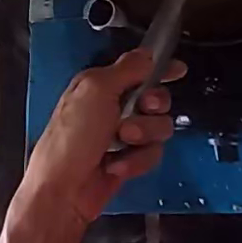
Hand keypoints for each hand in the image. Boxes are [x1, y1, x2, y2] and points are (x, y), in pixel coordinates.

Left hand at [16, 50, 183, 239]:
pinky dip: (136, 160)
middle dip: (153, 106)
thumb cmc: (73, 136)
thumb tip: (148, 52)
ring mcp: (122, 134)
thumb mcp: (97, 90)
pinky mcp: (129, 160)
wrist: (63, 190)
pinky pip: (152, 154)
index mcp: (101, 84)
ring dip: (143, 135)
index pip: (138, 69)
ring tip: (121, 142)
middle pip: (157, 98)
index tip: (178, 69)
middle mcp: (113, 106)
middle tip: (143, 109)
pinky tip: (116, 165)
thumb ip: (127, 69)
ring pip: (159, 127)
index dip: (159, 68)